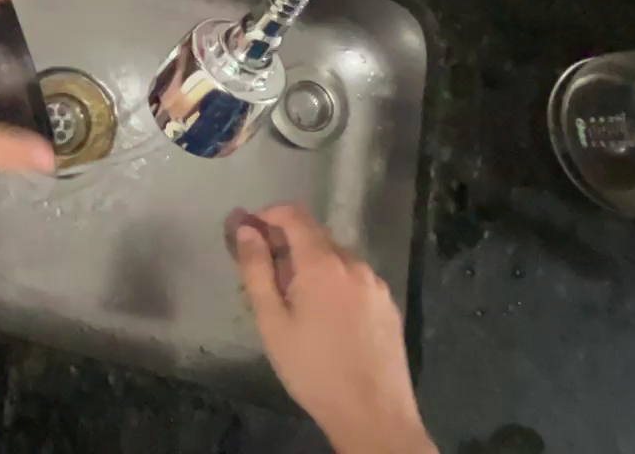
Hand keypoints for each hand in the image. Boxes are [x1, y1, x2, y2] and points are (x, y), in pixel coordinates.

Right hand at [234, 204, 434, 453]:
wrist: (375, 420)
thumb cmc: (314, 370)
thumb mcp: (272, 321)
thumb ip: (256, 268)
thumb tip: (245, 228)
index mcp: (322, 263)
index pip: (293, 214)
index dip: (268, 214)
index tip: (249, 231)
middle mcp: (353, 264)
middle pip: (314, 235)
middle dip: (286, 244)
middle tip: (265, 275)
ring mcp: (376, 285)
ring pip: (335, 258)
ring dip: (311, 264)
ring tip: (294, 301)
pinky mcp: (388, 306)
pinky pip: (354, 278)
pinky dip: (334, 282)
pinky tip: (326, 318)